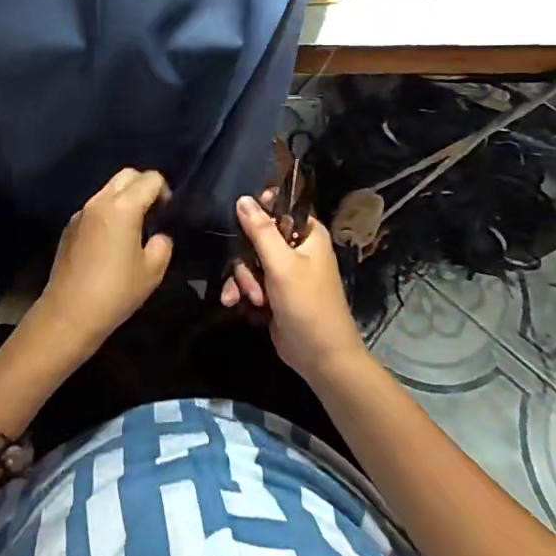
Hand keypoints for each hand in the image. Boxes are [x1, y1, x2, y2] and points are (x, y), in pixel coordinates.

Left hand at [31, 168, 173, 354]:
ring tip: (134, 227)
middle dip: (144, 186)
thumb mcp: (153, 270)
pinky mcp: (69, 226)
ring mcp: (81, 213)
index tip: (167, 213)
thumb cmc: (115, 291)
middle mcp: (99, 201)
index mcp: (123, 207)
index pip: (150, 179)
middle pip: (126, 175)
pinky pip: (95, 207)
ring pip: (108, 189)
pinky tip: (112, 240)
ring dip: (125, 198)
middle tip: (154, 213)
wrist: (68, 314)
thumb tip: (158, 235)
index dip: (165, 191)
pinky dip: (108, 211)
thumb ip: (163, 243)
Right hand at [222, 194, 368, 383]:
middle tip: (251, 279)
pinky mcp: (273, 292)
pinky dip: (242, 291)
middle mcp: (296, 248)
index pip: (280, 207)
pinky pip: (249, 280)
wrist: (320, 357)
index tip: (241, 220)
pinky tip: (234, 303)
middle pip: (257, 236)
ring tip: (251, 300)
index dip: (259, 211)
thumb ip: (261, 231)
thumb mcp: (282, 265)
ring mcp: (284, 271)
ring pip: (249, 260)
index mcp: (308, 234)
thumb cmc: (307, 304)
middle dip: (246, 259)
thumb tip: (243, 198)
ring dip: (243, 279)